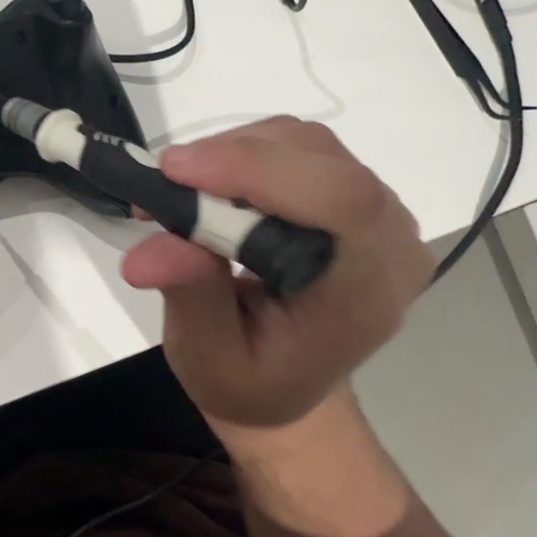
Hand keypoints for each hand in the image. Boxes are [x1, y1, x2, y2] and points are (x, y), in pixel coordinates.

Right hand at [122, 117, 430, 434]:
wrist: (283, 390)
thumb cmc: (246, 384)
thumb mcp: (207, 358)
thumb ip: (190, 297)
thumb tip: (145, 253)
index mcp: (366, 294)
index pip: (343, 203)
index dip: (260, 171)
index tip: (175, 170)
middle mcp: (392, 243)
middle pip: (322, 161)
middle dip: (232, 160)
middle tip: (158, 186)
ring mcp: (382, 216)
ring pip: (309, 146)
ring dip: (233, 156)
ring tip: (176, 194)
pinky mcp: (358, 200)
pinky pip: (303, 154)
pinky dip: (245, 159)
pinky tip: (208, 191)